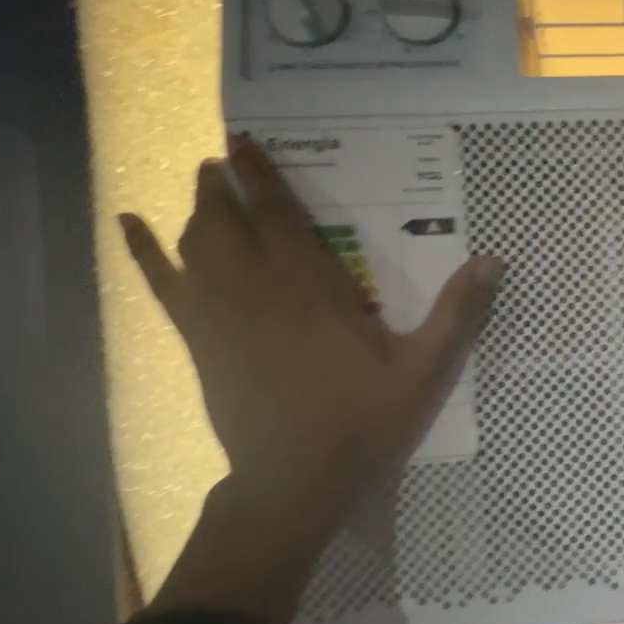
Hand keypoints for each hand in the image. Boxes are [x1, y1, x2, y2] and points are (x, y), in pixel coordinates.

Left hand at [120, 137, 504, 622]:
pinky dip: (144, 252)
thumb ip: (457, 314)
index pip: (278, 215)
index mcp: (313, 289)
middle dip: (223, 183)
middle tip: (227, 158)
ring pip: (195, 243)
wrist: (296, 481)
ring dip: (196, 207)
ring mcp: (219, 315)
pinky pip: (163, 284)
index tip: (246, 142)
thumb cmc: (366, 422)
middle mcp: (258, 289)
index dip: (261, 175)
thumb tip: (493, 260)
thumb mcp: (426, 370)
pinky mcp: (199, 341)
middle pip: (227, 219)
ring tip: (202, 183)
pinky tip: (130, 227)